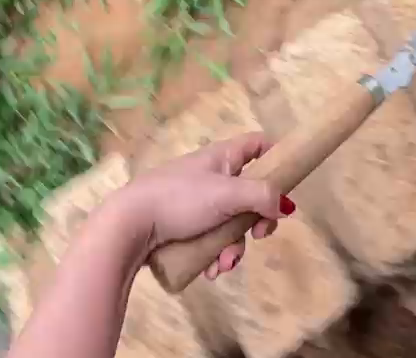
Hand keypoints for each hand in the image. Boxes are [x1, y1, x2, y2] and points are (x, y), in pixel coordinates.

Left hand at [112, 132, 290, 279]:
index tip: (286, 184)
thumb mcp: (227, 194)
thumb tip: (286, 206)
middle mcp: (212, 174)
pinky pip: (212, 239)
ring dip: (234, 247)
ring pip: (231, 222)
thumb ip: (261, 197)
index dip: (276, 157)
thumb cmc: (181, 199)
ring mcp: (198, 201)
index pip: (258, 144)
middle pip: (250, 193)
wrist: (130, 224)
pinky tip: (210, 270)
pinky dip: (215, 255)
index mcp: (223, 156)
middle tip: (257, 236)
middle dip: (256, 221)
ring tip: (223, 265)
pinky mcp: (184, 226)